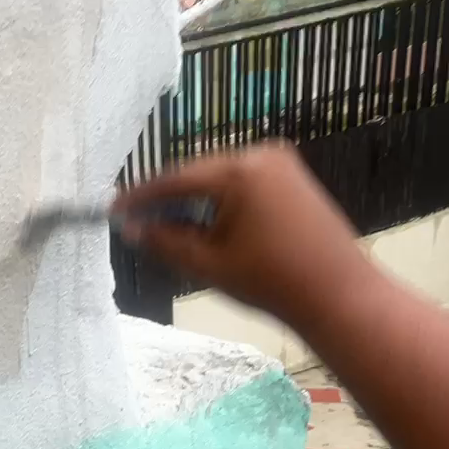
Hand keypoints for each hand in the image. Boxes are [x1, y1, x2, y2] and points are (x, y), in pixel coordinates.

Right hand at [116, 142, 381, 327]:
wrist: (337, 293)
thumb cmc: (269, 281)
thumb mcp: (205, 263)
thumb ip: (162, 240)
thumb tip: (130, 228)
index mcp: (238, 172)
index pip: (173, 179)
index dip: (138, 197)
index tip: (110, 211)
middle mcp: (259, 155)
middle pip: (194, 172)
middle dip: (163, 196)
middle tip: (133, 219)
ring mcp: (279, 162)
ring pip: (215, 176)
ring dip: (188, 197)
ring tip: (161, 222)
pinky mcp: (290, 176)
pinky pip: (237, 180)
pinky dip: (214, 198)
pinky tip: (198, 219)